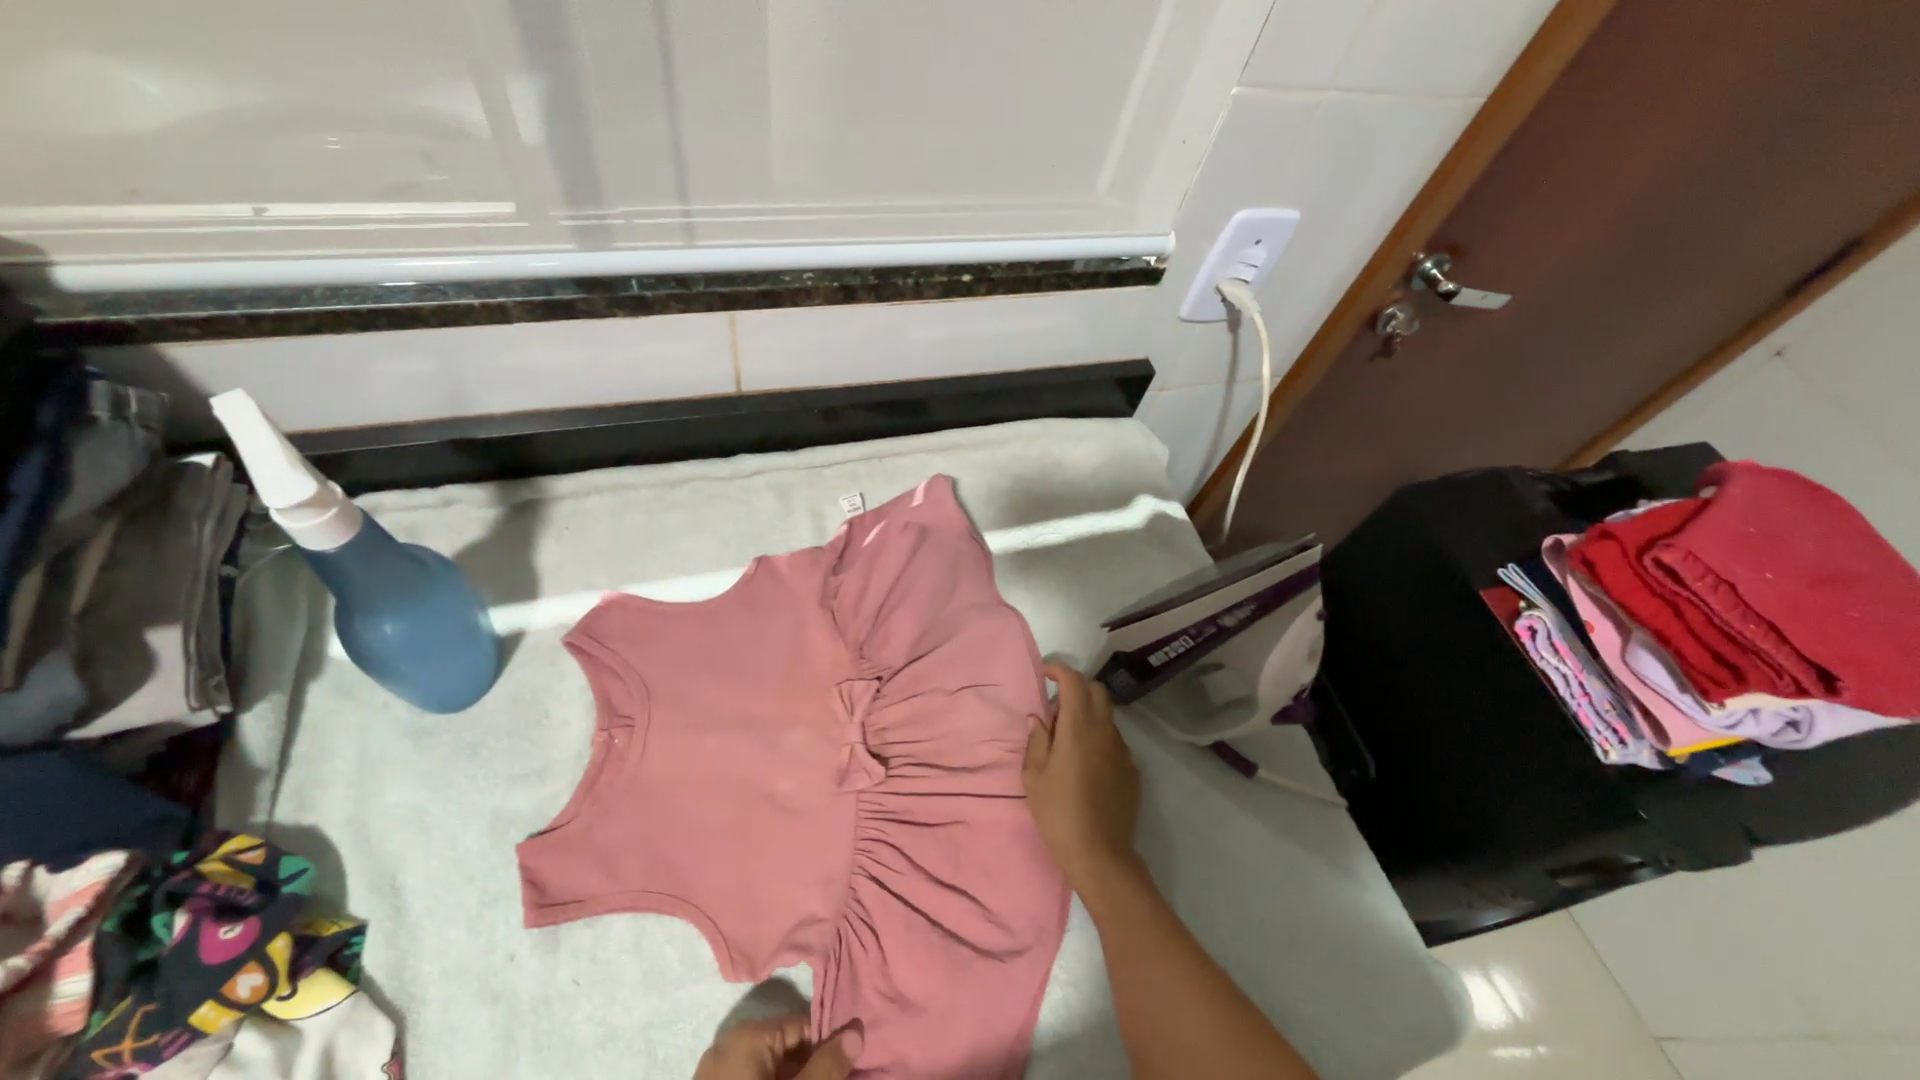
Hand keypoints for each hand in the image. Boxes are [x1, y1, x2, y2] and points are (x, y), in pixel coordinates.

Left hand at [692, 1017, 859, 1079]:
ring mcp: (717, 1074)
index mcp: (748, 1036)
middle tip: (844, 1079)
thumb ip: (828, 1066)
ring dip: (796, 1079)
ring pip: (771, 1070)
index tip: (852, 1066)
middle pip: (788, 1048)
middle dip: (813, 1067)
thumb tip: (856, 1031)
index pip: (805, 1026)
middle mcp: (729, 1046)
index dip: (831, 1045)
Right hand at [1023, 662, 1143, 892]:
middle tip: (1054, 711)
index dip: (1060, 670)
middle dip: (1076, 688)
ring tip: (1066, 742)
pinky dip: (1098, 738)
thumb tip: (1039, 718)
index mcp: (1079, 728)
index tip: (1045, 674)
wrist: (1100, 852)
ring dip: (1087, 715)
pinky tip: (1084, 765)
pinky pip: (1113, 740)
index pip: (1074, 682)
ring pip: (1106, 716)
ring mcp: (1122, 750)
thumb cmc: (1058, 813)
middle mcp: (1105, 731)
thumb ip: (1036, 740)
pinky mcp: (1131, 769)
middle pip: (1097, 691)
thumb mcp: (1034, 776)